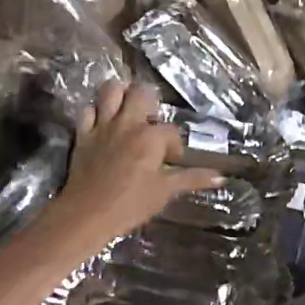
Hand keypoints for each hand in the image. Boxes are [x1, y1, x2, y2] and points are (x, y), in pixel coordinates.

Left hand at [45, 81, 220, 249]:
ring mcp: (102, 126)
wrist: (87, 214)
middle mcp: (128, 123)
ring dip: (120, 92)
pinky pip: (87, 110)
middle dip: (150, 99)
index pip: (171, 130)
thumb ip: (193, 179)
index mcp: (151, 136)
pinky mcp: (83, 135)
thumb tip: (222, 177)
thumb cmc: (131, 203)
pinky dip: (95, 111)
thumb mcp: (166, 191)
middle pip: (141, 92)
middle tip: (152, 117)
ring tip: (128, 105)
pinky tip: (102, 120)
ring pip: (110, 91)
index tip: (173, 160)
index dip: (175, 144)